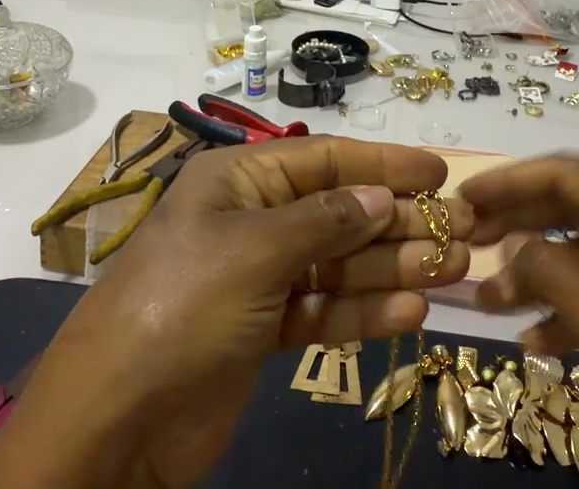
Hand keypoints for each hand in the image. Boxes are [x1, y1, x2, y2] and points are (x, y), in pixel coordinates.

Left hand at [0, 136, 472, 488]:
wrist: (116, 418)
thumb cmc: (185, 305)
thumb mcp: (255, 251)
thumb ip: (325, 220)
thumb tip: (383, 194)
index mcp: (238, 181)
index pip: (325, 160)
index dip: (384, 163)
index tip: (440, 171)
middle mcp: (252, 220)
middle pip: (340, 212)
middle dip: (398, 220)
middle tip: (462, 232)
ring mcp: (258, 278)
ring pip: (338, 263)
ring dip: (392, 266)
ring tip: (452, 270)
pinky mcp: (264, 330)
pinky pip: (324, 310)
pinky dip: (364, 311)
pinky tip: (410, 312)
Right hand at [462, 154, 578, 488]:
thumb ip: (545, 270)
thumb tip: (512, 247)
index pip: (562, 172)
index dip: (506, 182)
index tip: (459, 197)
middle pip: (570, 206)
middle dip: (517, 226)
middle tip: (467, 243)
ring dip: (536, 275)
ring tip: (487, 303)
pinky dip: (568, 307)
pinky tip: (535, 341)